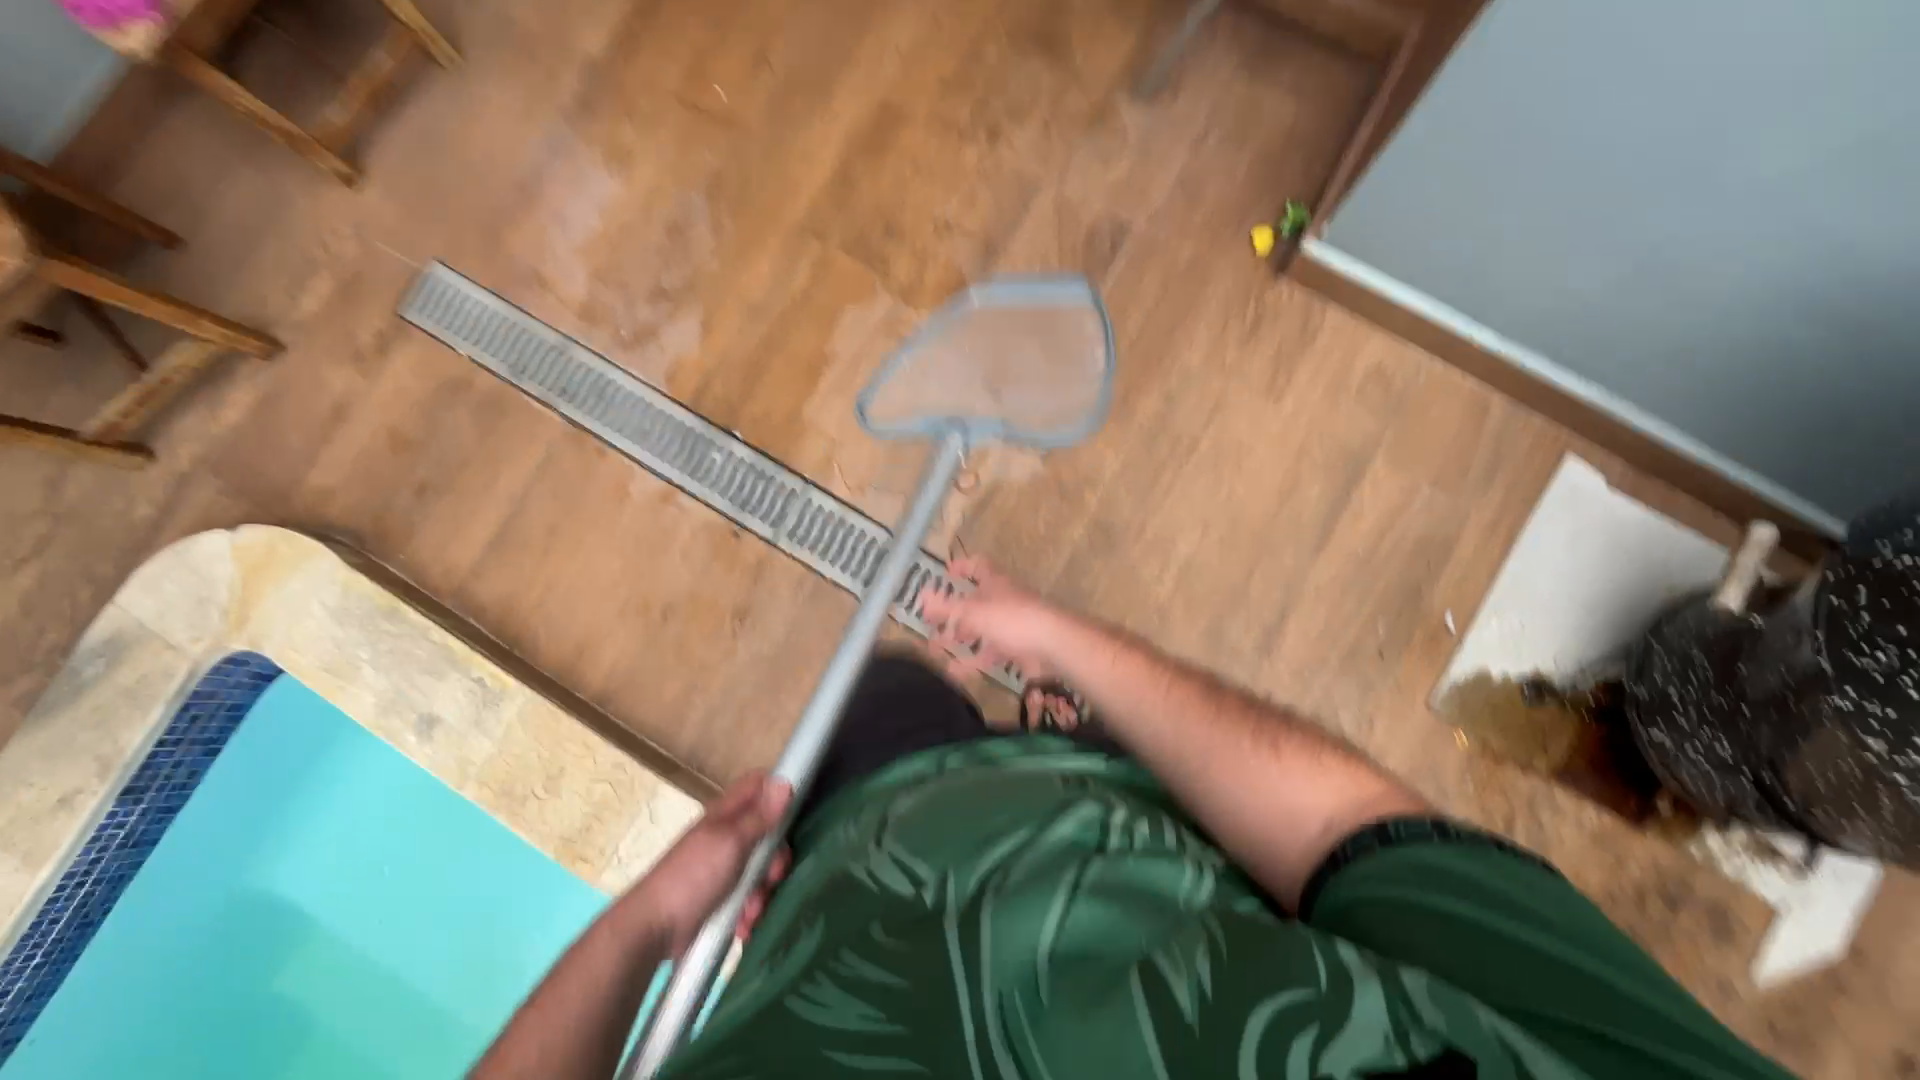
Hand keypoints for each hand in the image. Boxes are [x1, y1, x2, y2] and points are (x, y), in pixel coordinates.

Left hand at [624, 772, 792, 952]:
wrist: (652, 929)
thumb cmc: (691, 878)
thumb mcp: (731, 843)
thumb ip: (759, 817)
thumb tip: (784, 782)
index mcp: (726, 815)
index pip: (758, 786)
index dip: (778, 792)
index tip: (793, 816)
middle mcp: (727, 836)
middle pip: (768, 833)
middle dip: (775, 860)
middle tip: (772, 877)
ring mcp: (723, 867)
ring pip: (761, 869)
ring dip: (761, 893)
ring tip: (750, 913)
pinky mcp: (721, 896)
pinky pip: (748, 896)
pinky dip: (749, 911)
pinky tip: (742, 926)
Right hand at [919, 557, 1075, 683]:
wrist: (1053, 645)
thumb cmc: (1012, 619)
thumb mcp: (974, 612)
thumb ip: (946, 607)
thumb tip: (921, 596)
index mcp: (994, 583)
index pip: (977, 565)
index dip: (961, 567)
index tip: (944, 574)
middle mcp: (1003, 600)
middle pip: (975, 602)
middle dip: (952, 613)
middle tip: (931, 624)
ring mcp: (1012, 625)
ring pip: (981, 630)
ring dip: (959, 638)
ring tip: (936, 649)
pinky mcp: (1018, 648)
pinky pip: (990, 653)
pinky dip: (972, 662)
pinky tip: (955, 673)